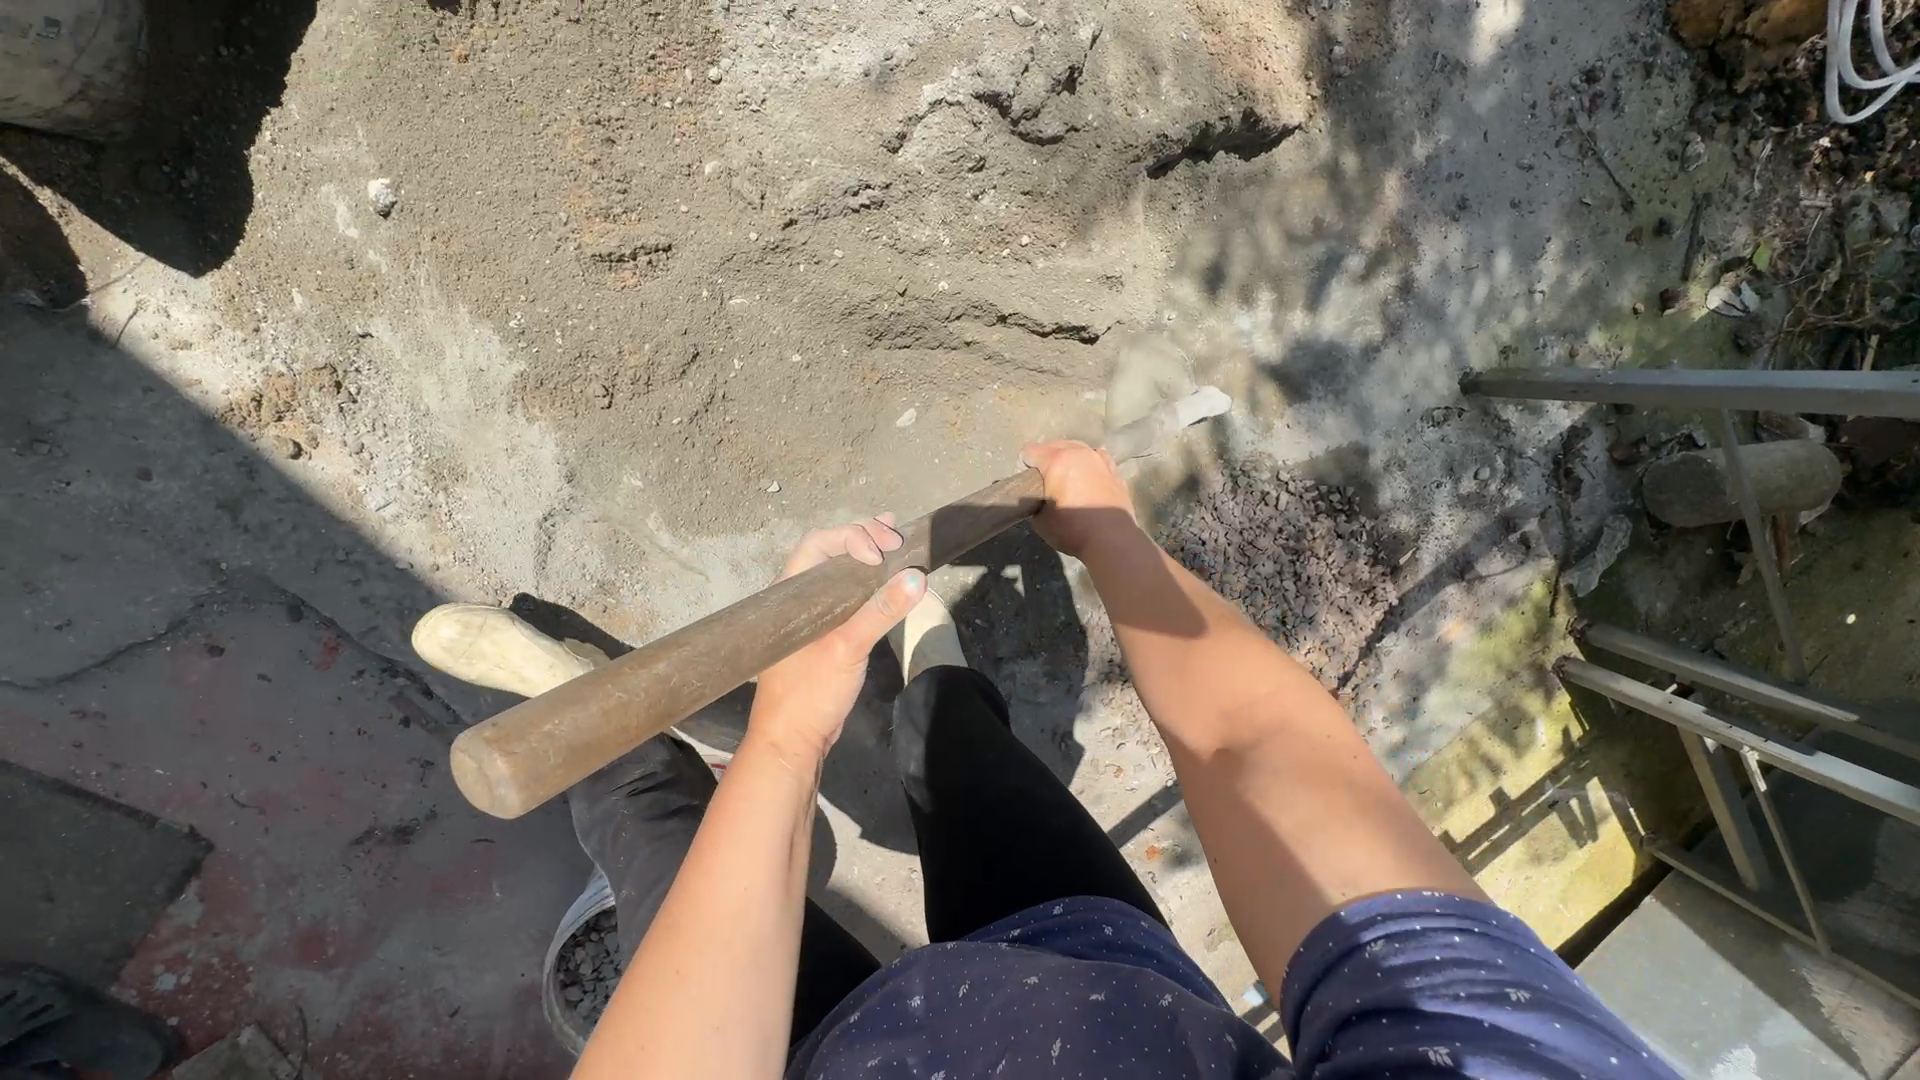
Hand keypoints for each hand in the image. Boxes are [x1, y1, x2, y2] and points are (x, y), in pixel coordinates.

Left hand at [748, 515, 926, 761]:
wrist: (793, 741)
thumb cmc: (809, 692)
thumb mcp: (848, 649)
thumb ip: (881, 611)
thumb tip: (917, 577)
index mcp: (792, 593)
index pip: (819, 543)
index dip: (852, 538)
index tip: (880, 556)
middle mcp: (801, 597)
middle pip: (831, 551)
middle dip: (865, 538)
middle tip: (897, 540)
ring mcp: (815, 614)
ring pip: (842, 571)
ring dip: (869, 553)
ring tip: (898, 536)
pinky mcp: (829, 631)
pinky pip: (850, 594)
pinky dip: (870, 579)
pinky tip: (891, 572)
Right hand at [1019, 440, 1143, 561]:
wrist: (1111, 539)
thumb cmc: (1071, 529)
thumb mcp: (1040, 520)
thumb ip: (1035, 500)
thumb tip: (1039, 497)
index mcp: (1057, 460)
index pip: (1029, 451)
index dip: (1023, 467)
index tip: (1026, 483)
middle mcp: (1079, 453)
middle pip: (1054, 445)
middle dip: (1046, 460)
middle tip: (1045, 482)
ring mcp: (1099, 460)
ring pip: (1078, 448)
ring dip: (1069, 459)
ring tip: (1067, 478)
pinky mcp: (1114, 471)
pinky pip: (1097, 458)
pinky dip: (1089, 465)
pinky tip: (1088, 477)